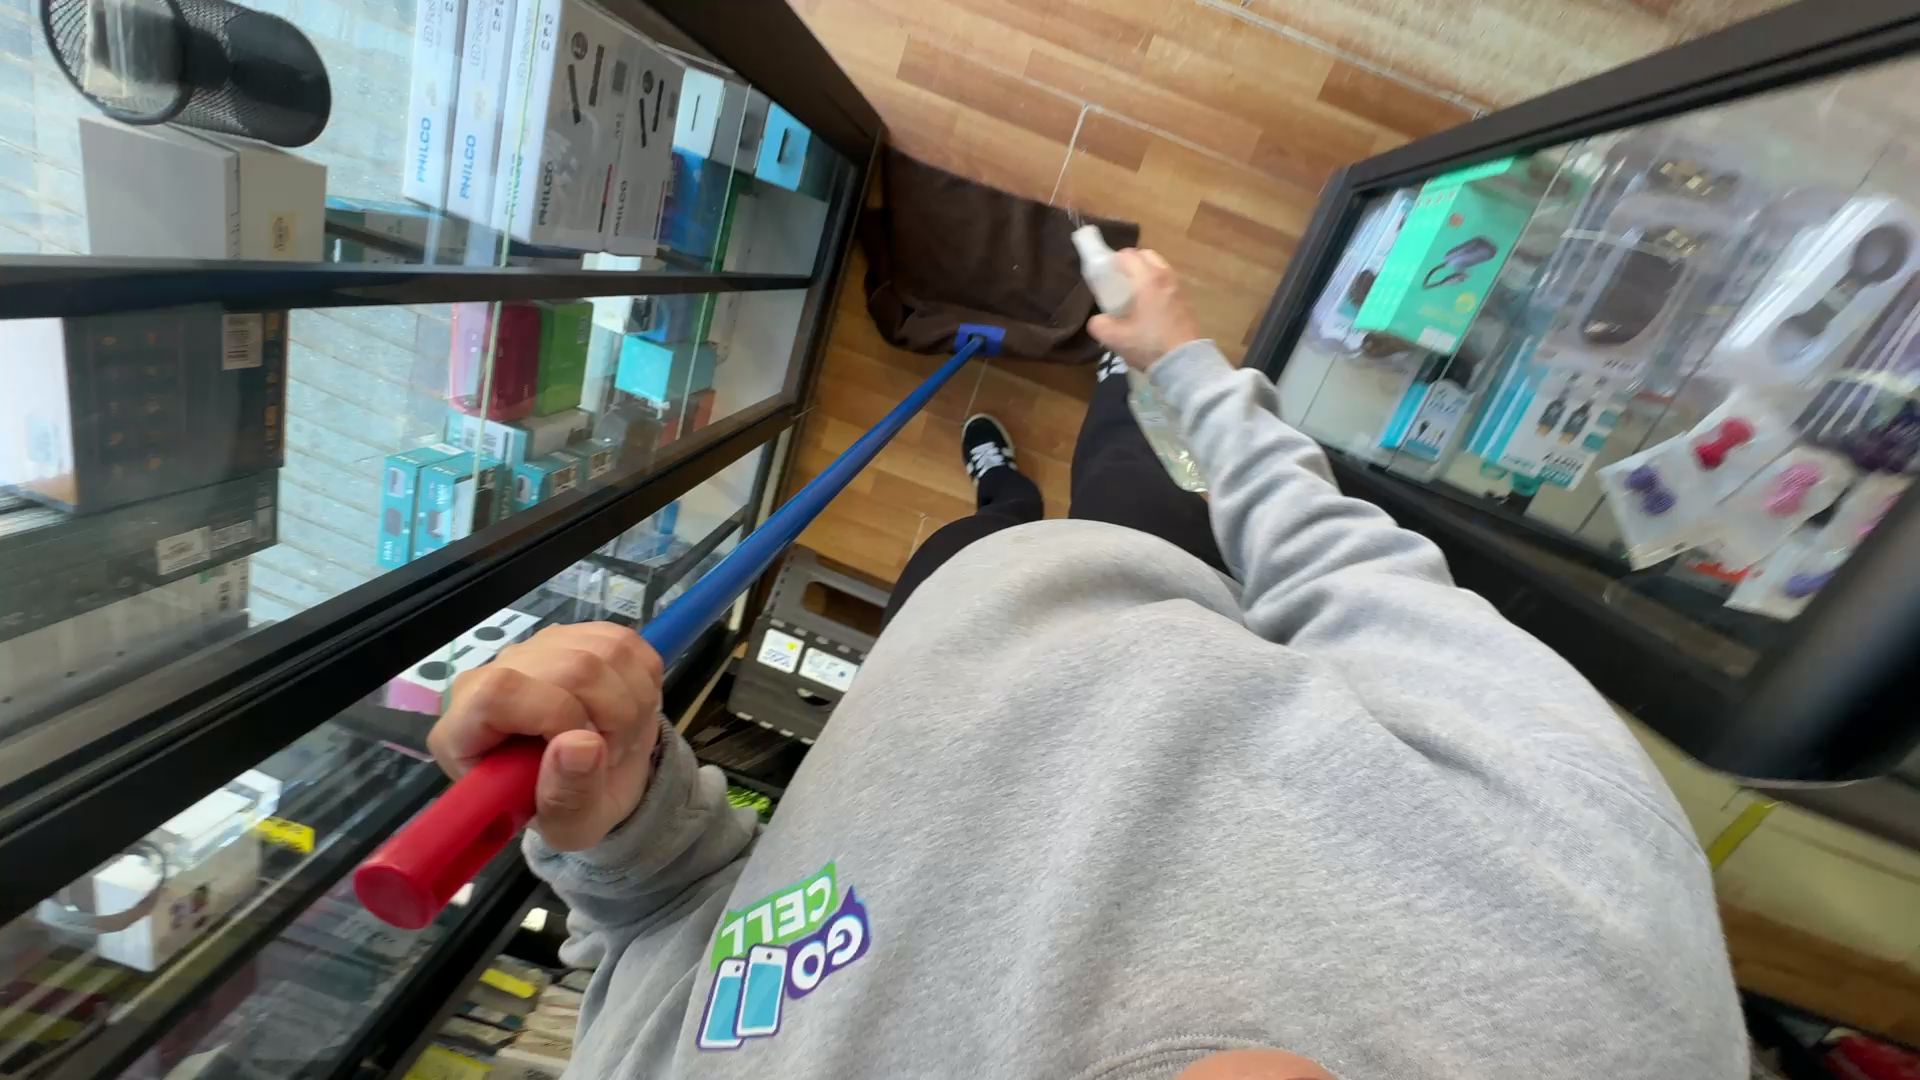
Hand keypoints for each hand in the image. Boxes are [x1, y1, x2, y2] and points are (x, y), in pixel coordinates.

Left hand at [426, 623, 663, 850]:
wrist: (601, 781)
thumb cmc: (572, 807)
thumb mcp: (570, 826)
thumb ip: (568, 796)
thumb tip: (580, 744)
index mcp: (466, 728)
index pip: (500, 691)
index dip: (555, 715)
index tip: (584, 749)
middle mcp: (495, 674)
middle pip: (571, 667)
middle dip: (613, 716)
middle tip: (611, 753)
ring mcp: (541, 649)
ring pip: (607, 652)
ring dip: (634, 703)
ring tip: (620, 735)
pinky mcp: (582, 634)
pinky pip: (629, 643)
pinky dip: (646, 682)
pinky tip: (630, 708)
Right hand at [1087, 248, 1202, 370]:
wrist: (1182, 361)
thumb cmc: (1148, 345)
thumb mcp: (1115, 338)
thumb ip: (1099, 325)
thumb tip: (1097, 320)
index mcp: (1147, 279)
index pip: (1127, 255)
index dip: (1112, 261)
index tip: (1104, 274)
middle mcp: (1165, 277)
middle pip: (1146, 255)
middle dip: (1131, 262)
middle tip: (1119, 279)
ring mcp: (1178, 288)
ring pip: (1159, 267)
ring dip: (1145, 273)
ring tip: (1134, 293)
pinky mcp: (1186, 300)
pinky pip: (1167, 282)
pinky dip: (1156, 285)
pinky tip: (1149, 306)